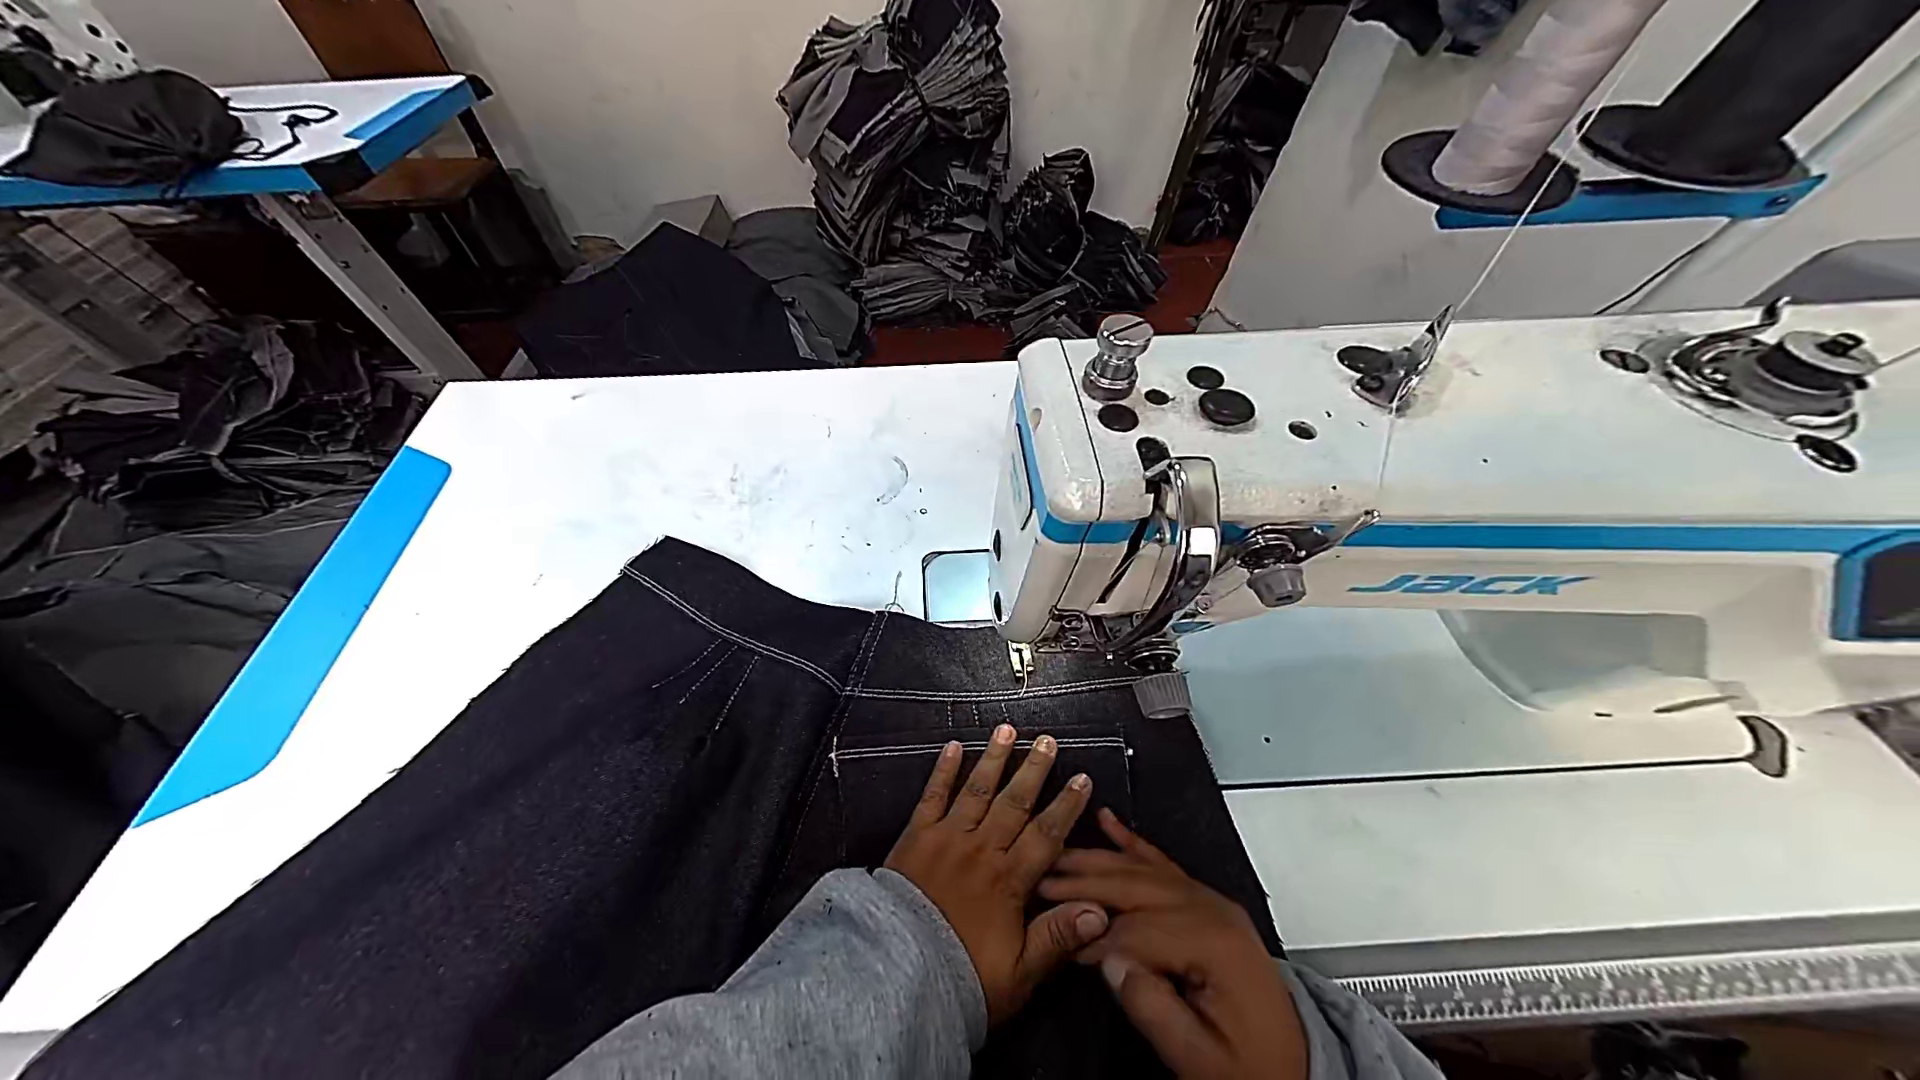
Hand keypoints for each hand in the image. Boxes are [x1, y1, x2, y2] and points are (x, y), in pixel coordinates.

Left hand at [884, 724, 1108, 1025]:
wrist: (896, 977)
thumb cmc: (962, 978)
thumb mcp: (1020, 973)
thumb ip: (1058, 937)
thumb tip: (1099, 910)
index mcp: (1008, 880)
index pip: (1046, 835)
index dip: (1067, 807)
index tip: (1082, 780)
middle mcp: (980, 849)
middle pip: (1014, 803)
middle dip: (1034, 770)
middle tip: (1047, 741)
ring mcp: (946, 838)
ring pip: (976, 790)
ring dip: (994, 758)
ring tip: (1007, 729)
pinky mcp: (915, 837)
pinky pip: (932, 796)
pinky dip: (943, 770)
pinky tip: (952, 747)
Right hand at [1041, 809, 1308, 1079]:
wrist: (1294, 1069)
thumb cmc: (1253, 1067)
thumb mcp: (1202, 1059)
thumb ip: (1153, 1009)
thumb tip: (1107, 961)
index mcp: (1215, 943)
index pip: (1138, 929)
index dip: (1095, 936)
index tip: (1064, 943)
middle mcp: (1213, 910)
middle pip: (1135, 886)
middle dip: (1085, 883)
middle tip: (1044, 881)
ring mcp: (1210, 901)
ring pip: (1142, 868)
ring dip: (1098, 860)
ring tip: (1061, 853)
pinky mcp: (1205, 901)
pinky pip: (1162, 862)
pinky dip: (1131, 842)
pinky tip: (1109, 823)